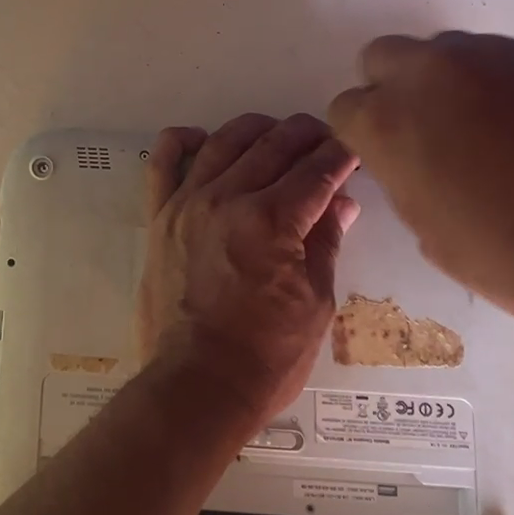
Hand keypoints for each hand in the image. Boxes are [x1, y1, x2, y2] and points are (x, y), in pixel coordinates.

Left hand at [137, 113, 360, 423]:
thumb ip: (325, 241)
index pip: (317, 169)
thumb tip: (341, 202)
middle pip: (273, 146)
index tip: (355, 149)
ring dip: (256, 130)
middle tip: (324, 139)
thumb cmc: (267, 355)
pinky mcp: (159, 216)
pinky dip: (183, 141)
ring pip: (224, 143)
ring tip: (276, 133)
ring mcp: (187, 203)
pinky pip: (163, 162)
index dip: (342, 155)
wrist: (197, 384)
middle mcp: (228, 198)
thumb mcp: (315, 301)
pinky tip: (203, 138)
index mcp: (273, 219)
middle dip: (306, 135)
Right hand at [327, 33, 513, 333]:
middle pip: (383, 57)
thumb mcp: (432, 232)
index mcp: (389, 120)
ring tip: (492, 137)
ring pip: (446, 53)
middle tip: (430, 137)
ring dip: (450, 85)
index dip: (365, 137)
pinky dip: (503, 88)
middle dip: (395, 91)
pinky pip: (502, 62)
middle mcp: (431, 71)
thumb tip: (411, 156)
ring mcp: (494, 56)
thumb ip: (404, 175)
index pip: (345, 107)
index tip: (390, 162)